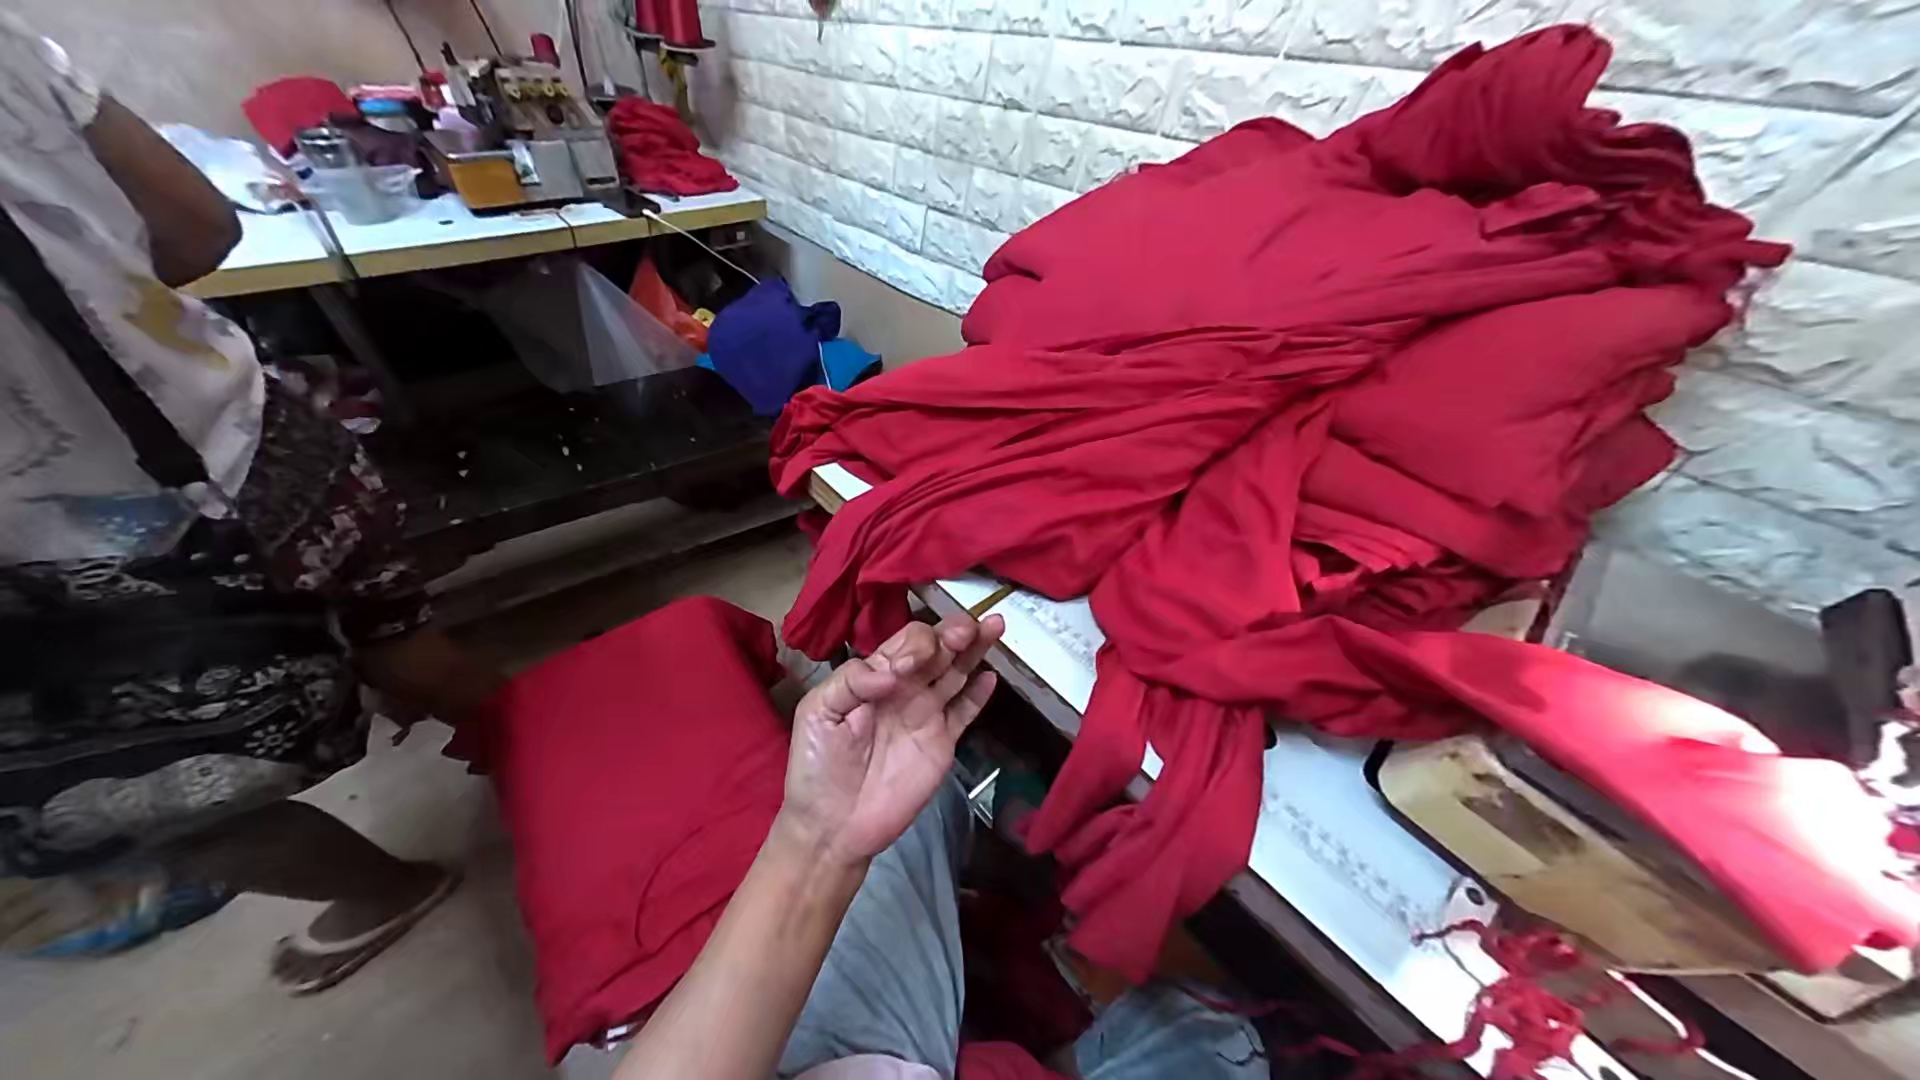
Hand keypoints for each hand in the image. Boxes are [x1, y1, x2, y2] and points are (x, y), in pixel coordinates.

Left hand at [779, 613, 1003, 865]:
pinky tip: (991, 677)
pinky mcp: (942, 742)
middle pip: (937, 649)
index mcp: (875, 674)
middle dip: (954, 633)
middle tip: (969, 628)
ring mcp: (926, 714)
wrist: (833, 826)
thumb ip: (851, 681)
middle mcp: (905, 688)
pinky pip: (965, 712)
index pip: (905, 642)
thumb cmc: (817, 766)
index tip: (908, 666)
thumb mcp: (818, 712)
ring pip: (956, 672)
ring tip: (993, 626)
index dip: (915, 644)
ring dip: (974, 649)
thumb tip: (892, 673)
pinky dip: (979, 694)